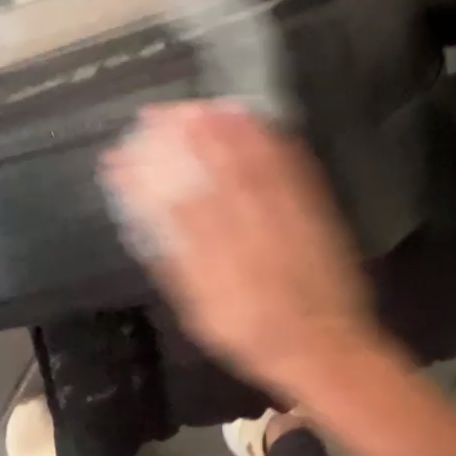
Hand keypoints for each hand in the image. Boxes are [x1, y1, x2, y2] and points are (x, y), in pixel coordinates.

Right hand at [100, 102, 388, 395]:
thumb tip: (149, 225)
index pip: (178, 203)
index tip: (129, 151)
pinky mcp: (315, 212)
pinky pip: (292, 170)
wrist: (326, 348)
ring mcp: (285, 219)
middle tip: (164, 113)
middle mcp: (250, 233)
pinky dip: (272, 143)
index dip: (152, 172)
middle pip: (215, 173)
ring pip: (252, 165)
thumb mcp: (204, 313)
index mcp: (218, 259)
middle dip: (187, 138)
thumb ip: (177, 266)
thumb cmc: (256, 335)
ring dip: (226, 132)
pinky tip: (258, 123)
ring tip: (202, 107)